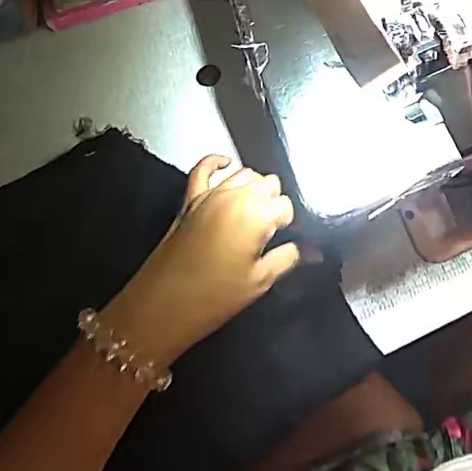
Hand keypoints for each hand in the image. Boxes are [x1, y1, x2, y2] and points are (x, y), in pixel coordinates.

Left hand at [100, 155, 300, 364]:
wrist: (160, 308)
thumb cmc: (213, 298)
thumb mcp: (259, 281)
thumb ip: (288, 257)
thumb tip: (311, 251)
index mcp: (257, 215)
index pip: (286, 206)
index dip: (289, 223)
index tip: (285, 239)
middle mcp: (236, 197)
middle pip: (269, 184)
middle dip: (274, 203)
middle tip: (270, 230)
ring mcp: (211, 194)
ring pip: (245, 174)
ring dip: (254, 188)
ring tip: (255, 211)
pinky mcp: (190, 199)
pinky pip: (204, 168)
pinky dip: (216, 162)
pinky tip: (227, 164)